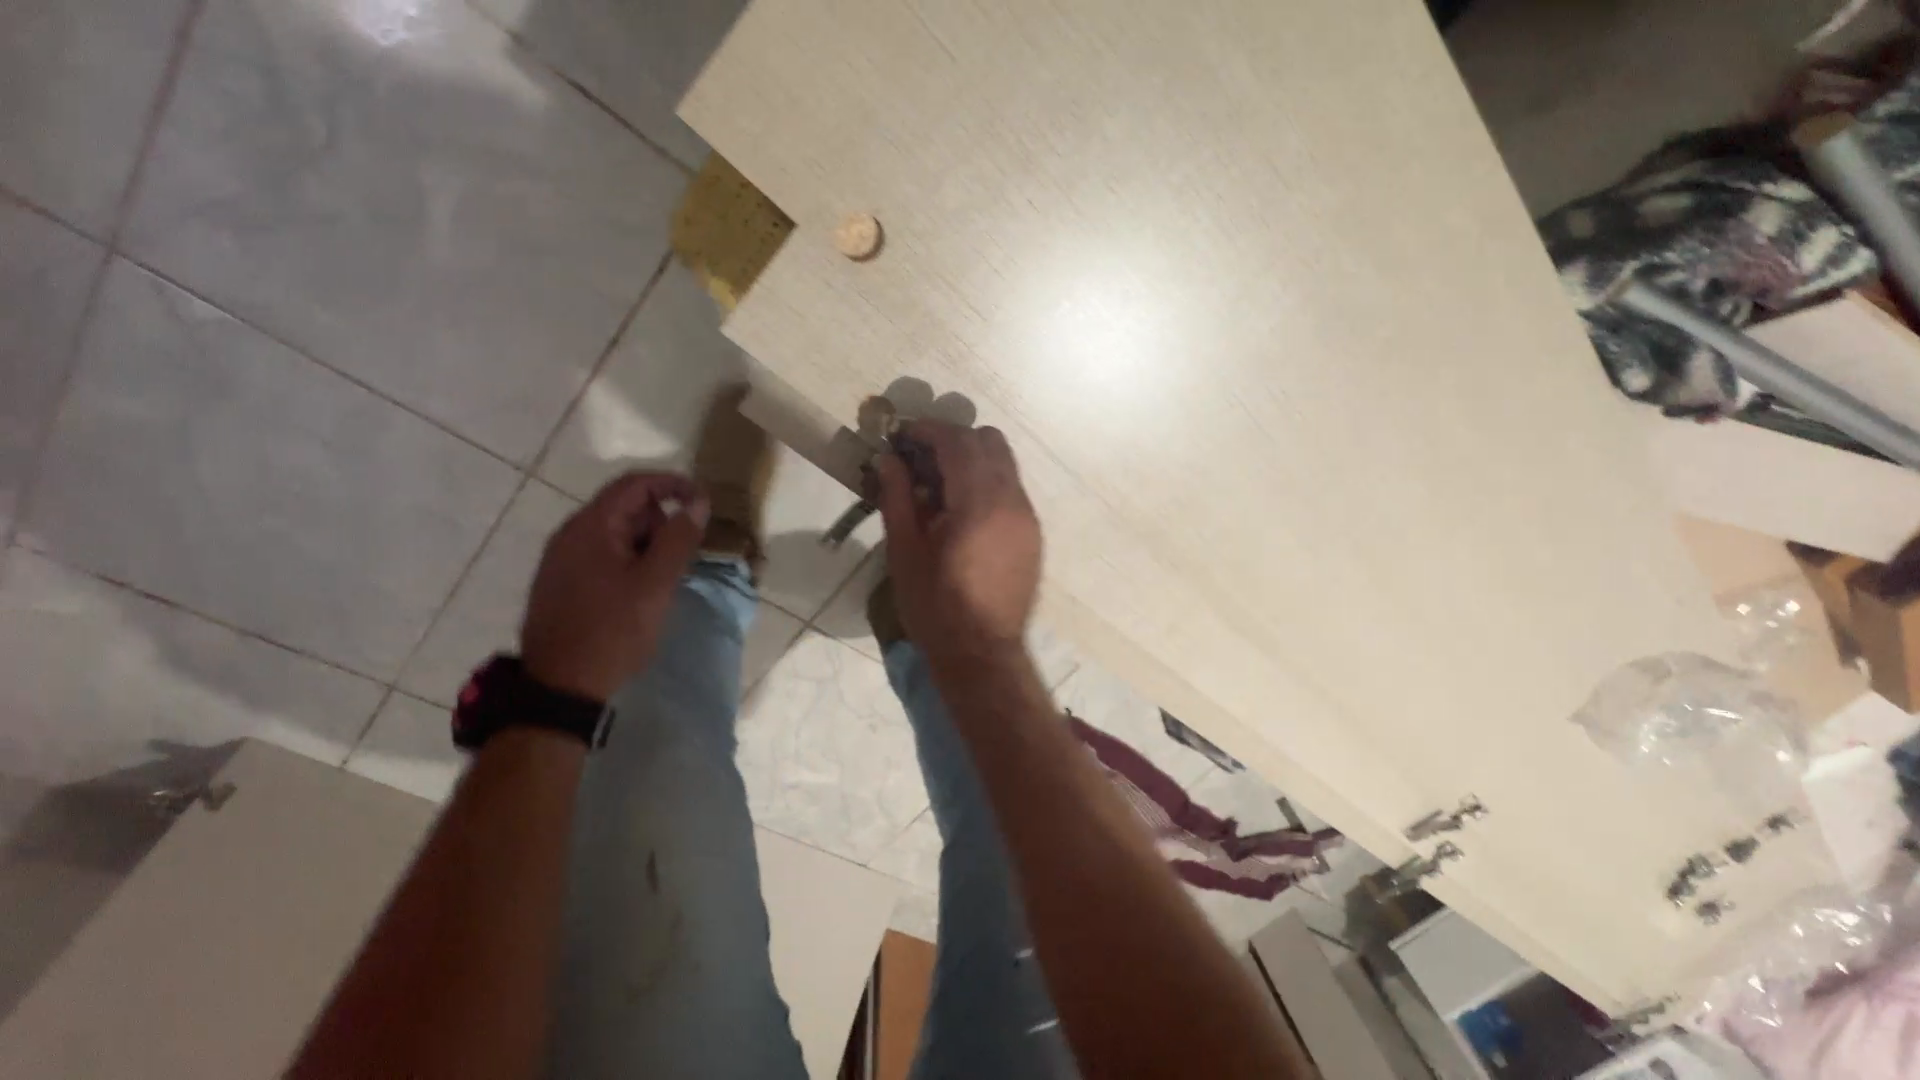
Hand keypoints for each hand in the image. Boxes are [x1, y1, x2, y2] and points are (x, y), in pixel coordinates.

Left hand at [520, 472, 708, 701]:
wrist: (560, 687)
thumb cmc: (613, 632)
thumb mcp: (655, 585)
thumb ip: (679, 539)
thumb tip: (697, 503)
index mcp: (590, 527)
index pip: (635, 484)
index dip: (673, 484)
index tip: (703, 501)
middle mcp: (569, 534)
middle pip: (623, 507)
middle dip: (660, 521)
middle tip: (685, 554)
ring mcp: (560, 560)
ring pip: (613, 533)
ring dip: (645, 544)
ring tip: (665, 578)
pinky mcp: (559, 583)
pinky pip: (600, 555)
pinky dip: (627, 560)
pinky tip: (640, 591)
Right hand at [875, 422, 1042, 658]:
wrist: (982, 654)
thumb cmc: (935, 608)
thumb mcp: (905, 552)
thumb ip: (897, 498)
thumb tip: (889, 459)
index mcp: (979, 503)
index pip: (958, 442)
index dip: (927, 431)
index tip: (901, 436)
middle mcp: (1012, 501)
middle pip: (989, 441)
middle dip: (952, 440)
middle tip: (918, 459)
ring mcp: (1028, 517)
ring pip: (1004, 463)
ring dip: (971, 460)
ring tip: (937, 486)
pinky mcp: (1033, 533)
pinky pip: (1011, 489)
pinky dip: (986, 483)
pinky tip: (960, 510)